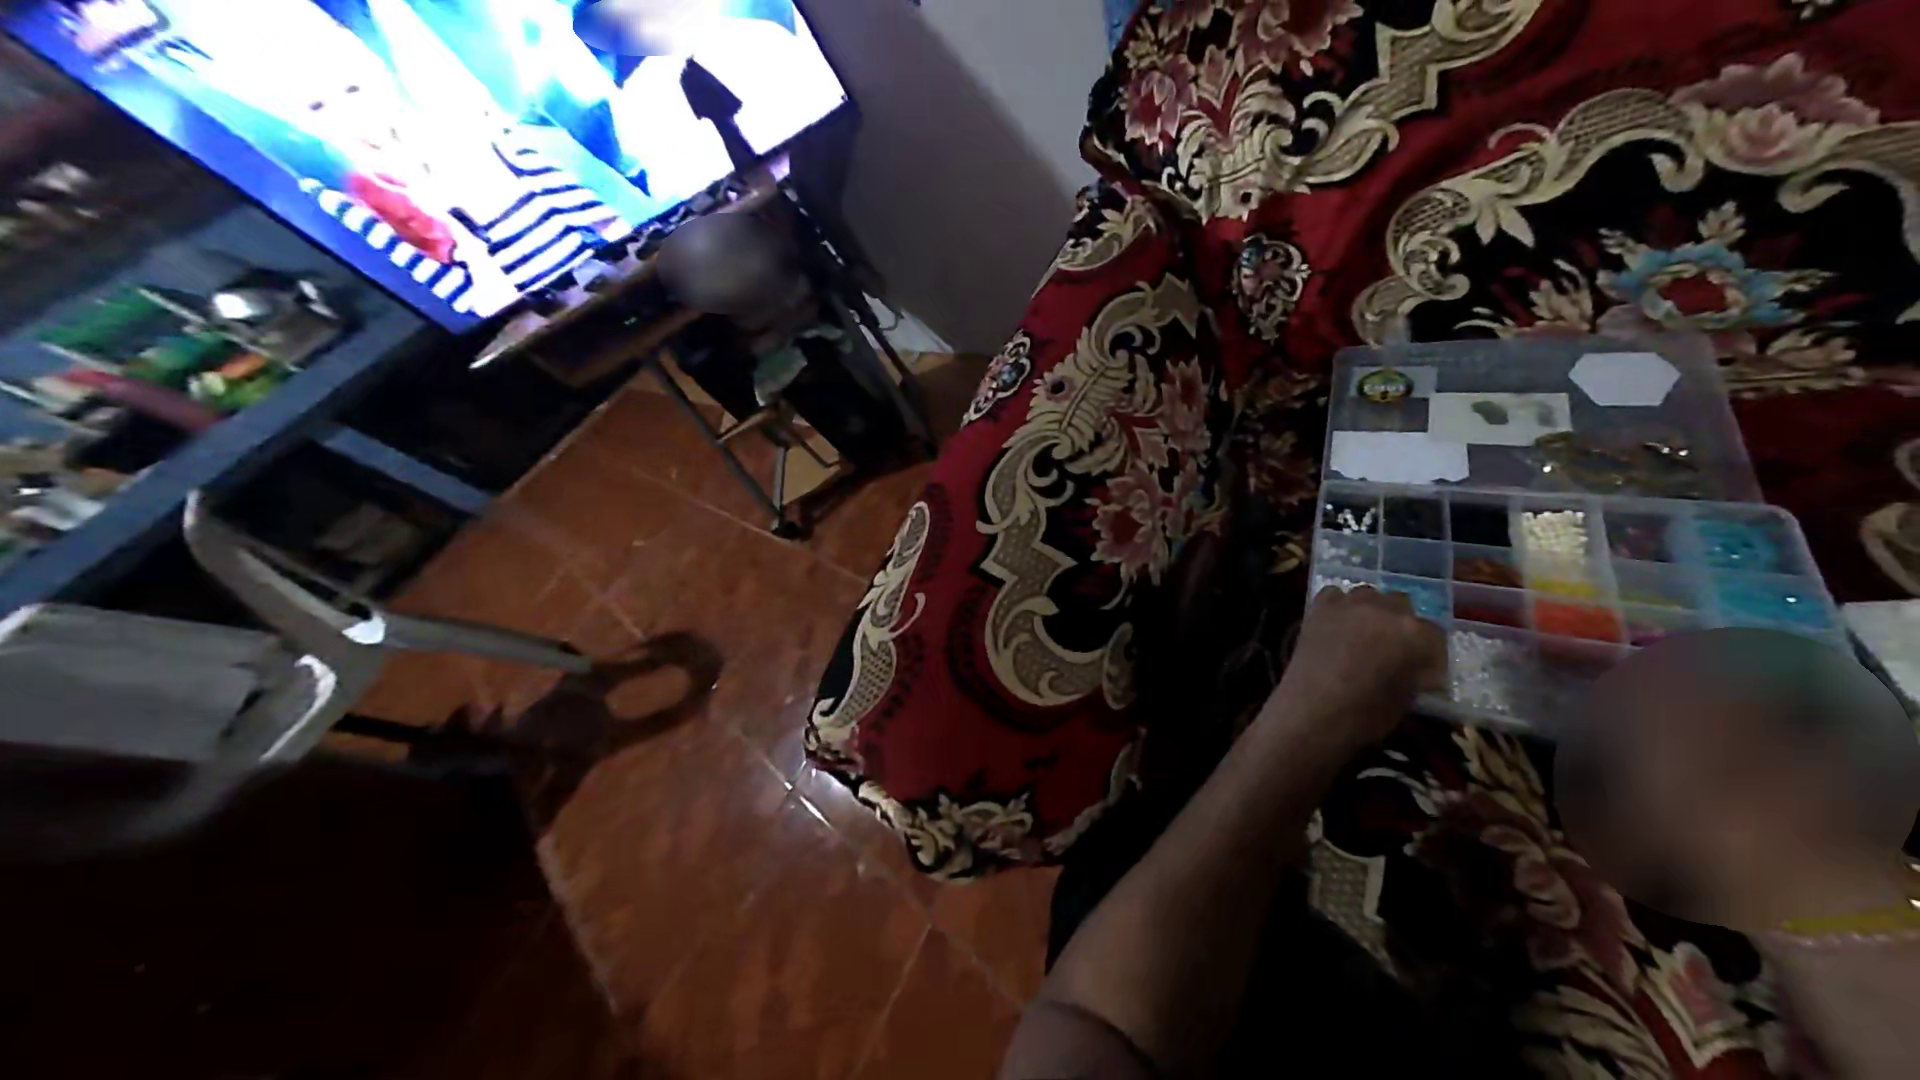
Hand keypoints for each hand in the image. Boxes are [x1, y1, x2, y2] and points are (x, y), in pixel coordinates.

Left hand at [1258, 586, 1445, 754]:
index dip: (1430, 653)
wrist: (1312, 711)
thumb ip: (1417, 669)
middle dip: (1401, 625)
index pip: (1434, 634)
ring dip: (1371, 611)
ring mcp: (1349, 605)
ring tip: (1364, 633)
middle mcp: (1384, 610)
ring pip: (1369, 595)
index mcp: (1415, 633)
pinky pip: (1335, 595)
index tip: (1423, 668)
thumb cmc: (1366, 713)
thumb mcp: (1408, 695)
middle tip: (1393, 647)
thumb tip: (1419, 665)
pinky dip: (1339, 606)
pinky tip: (1338, 625)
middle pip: (1402, 605)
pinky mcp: (1319, 608)